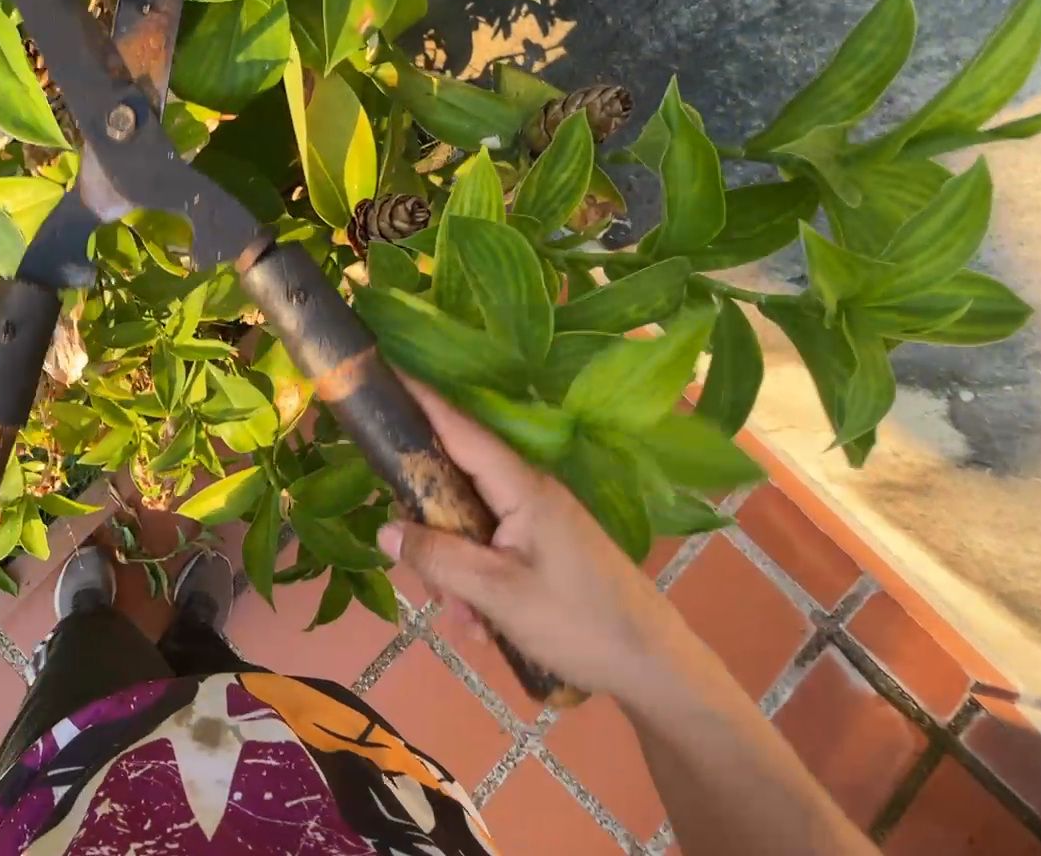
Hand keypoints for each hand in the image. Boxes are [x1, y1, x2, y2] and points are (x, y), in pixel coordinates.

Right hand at [378, 379, 712, 706]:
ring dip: (451, 569)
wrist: (656, 670)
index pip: (459, 428)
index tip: (385, 370)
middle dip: (429, 529)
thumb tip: (384, 529)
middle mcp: (527, 492)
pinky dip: (473, 582)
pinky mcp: (539, 546)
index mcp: (522, 487)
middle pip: (452, 485)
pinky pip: (486, 549)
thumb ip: (437, 557)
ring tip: (465, 620)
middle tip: (426, 580)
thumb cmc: (581, 622)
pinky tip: (481, 624)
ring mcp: (534, 520)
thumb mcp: (498, 594)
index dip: (420, 398)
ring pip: (465, 524)